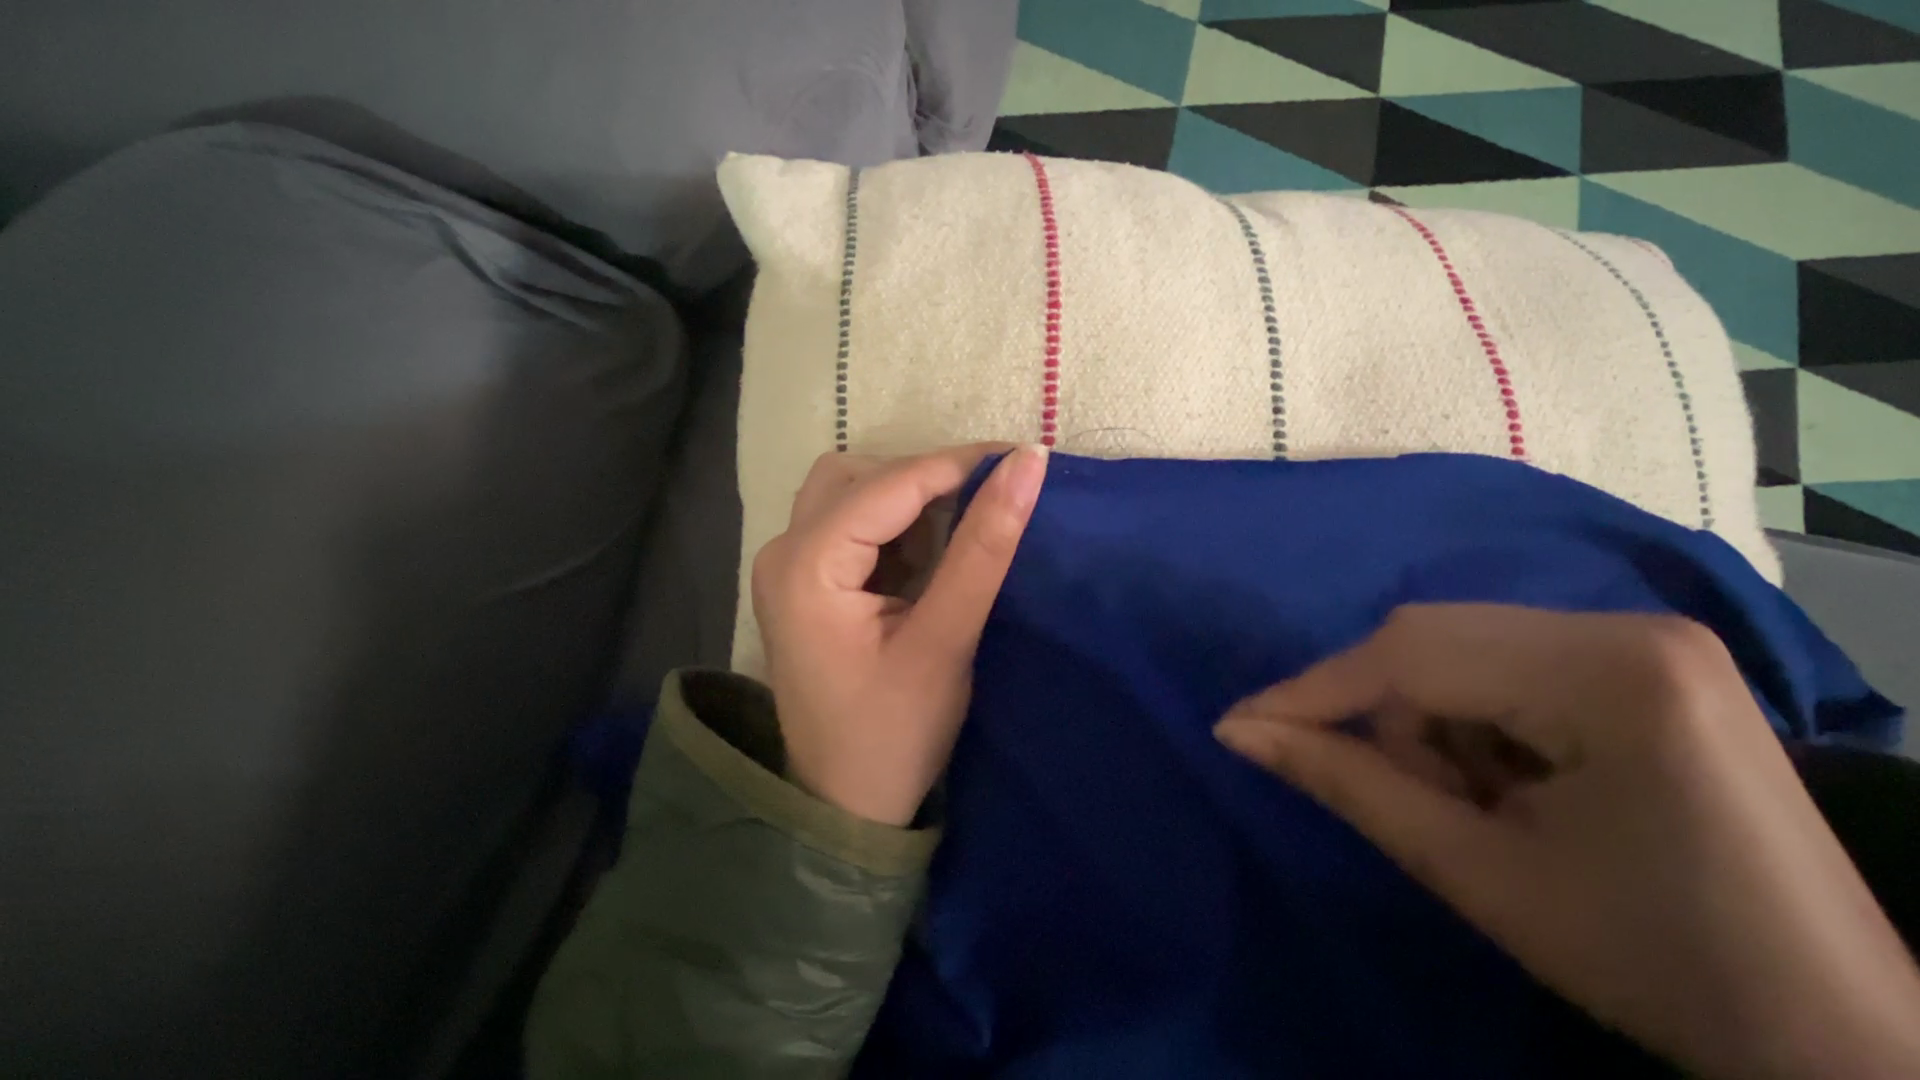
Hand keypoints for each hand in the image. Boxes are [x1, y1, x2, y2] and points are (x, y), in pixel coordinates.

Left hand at [752, 445, 1047, 826]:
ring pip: (849, 495)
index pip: (889, 484)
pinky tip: (928, 559)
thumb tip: (1028, 464)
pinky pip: (848, 528)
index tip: (1023, 459)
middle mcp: (783, 553)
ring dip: (907, 502)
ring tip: (959, 535)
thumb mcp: (945, 641)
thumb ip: (983, 548)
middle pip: (856, 477)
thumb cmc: (894, 735)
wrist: (844, 808)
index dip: (958, 464)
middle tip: (989, 504)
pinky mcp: (803, 587)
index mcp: (806, 566)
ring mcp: (786, 570)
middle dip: (926, 481)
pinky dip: (892, 528)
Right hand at [1215, 605, 1919, 1079]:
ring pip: (1467, 651)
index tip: (1234, 727)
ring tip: (1471, 808)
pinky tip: (1513, 787)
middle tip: (1391, 796)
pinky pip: (1512, 667)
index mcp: (1612, 673)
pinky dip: (1479, 722)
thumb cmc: (1655, 962)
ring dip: (1433, 723)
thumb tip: (1241, 734)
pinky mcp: (1652, 665)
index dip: (1312, 692)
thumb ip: (1350, 786)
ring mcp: (1650, 639)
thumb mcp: (1480, 874)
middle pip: (1438, 639)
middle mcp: (1633, 626)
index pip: (1414, 654)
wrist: (1840, 1035)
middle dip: (1386, 716)